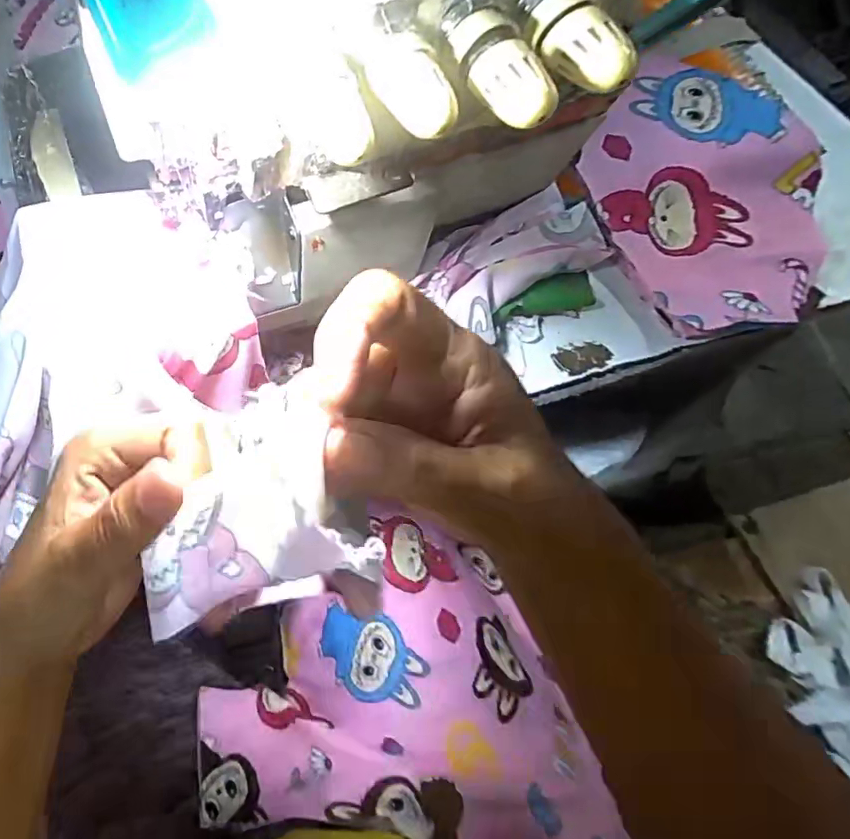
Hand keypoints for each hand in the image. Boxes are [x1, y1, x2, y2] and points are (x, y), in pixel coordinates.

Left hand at [0, 422, 202, 669]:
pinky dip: (208, 546)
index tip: (200, 524)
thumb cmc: (41, 597)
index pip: (173, 435)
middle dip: (214, 503)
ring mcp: (139, 490)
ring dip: (217, 529)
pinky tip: (214, 580)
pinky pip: (195, 520)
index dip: (196, 473)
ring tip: (222, 574)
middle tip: (219, 553)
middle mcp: (123, 459)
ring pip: (200, 491)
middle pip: (194, 460)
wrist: (31, 641)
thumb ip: (124, 519)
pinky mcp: (152, 521)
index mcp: (100, 449)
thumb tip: (174, 476)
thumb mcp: (80, 561)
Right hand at [312, 270, 605, 557]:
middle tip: (316, 450)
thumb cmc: (535, 506)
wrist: (543, 548)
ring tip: (318, 478)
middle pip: (338, 343)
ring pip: (318, 388)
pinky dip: (307, 453)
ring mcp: (377, 400)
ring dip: (307, 428)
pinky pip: (317, 428)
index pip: (387, 301)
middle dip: (321, 391)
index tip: (334, 398)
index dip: (350, 329)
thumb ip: (409, 467)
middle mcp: (404, 366)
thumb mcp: (487, 490)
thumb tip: (321, 445)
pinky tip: (320, 484)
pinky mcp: (359, 434)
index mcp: (448, 356)